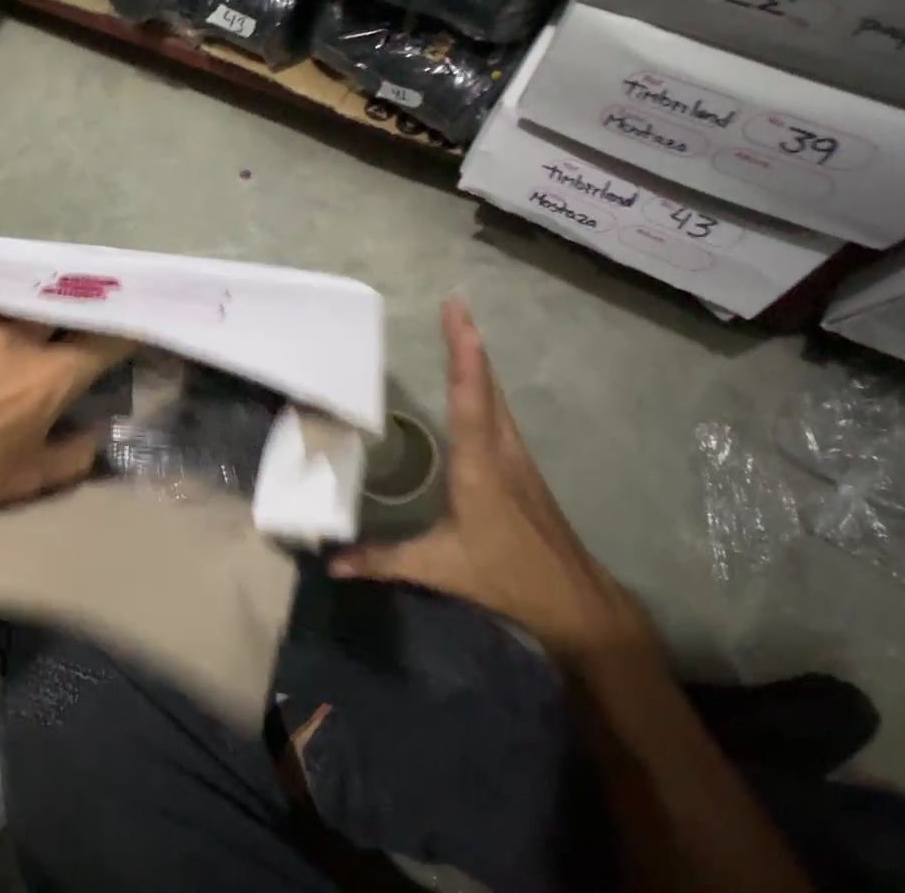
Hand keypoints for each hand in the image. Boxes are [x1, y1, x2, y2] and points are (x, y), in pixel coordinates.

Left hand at [0, 302, 135, 533]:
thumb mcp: (21, 484)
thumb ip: (73, 456)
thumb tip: (99, 432)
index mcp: (43, 377)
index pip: (105, 340)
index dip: (127, 330)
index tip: (133, 326)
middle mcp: (10, 333)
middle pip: (58, 301)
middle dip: (70, 307)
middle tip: (66, 316)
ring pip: (5, 290)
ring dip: (16, 302)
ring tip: (11, 307)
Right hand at [330, 299, 650, 660]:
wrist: (574, 599)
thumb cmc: (505, 576)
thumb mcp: (437, 569)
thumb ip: (382, 561)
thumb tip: (331, 563)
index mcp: (479, 468)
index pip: (470, 401)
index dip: (464, 355)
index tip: (458, 313)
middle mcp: (502, 452)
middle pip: (488, 387)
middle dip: (470, 343)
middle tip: (455, 306)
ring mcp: (518, 459)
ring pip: (499, 399)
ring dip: (480, 364)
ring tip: (462, 334)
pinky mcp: (523, 470)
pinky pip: (501, 416)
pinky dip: (486, 389)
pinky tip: (478, 389)